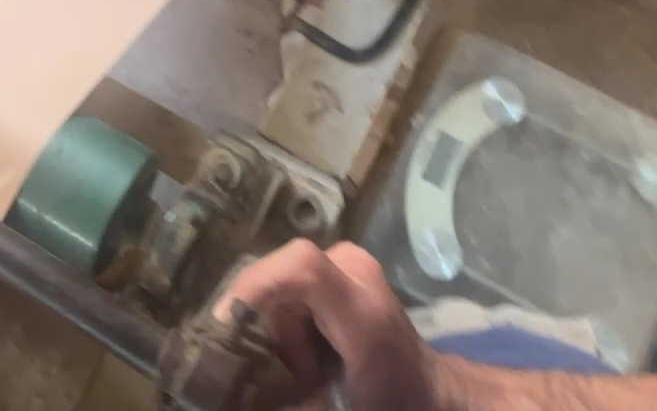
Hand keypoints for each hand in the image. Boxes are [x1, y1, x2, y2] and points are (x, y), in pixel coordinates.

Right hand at [216, 240, 444, 410]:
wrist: (430, 392)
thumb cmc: (389, 407)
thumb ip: (284, 400)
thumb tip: (233, 396)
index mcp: (361, 313)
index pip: (302, 268)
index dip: (255, 285)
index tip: (226, 322)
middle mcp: (357, 273)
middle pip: (284, 275)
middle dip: (267, 321)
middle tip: (278, 368)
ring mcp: (352, 261)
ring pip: (286, 278)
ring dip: (281, 323)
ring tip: (304, 367)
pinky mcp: (344, 262)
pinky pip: (297, 277)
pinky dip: (290, 312)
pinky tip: (307, 349)